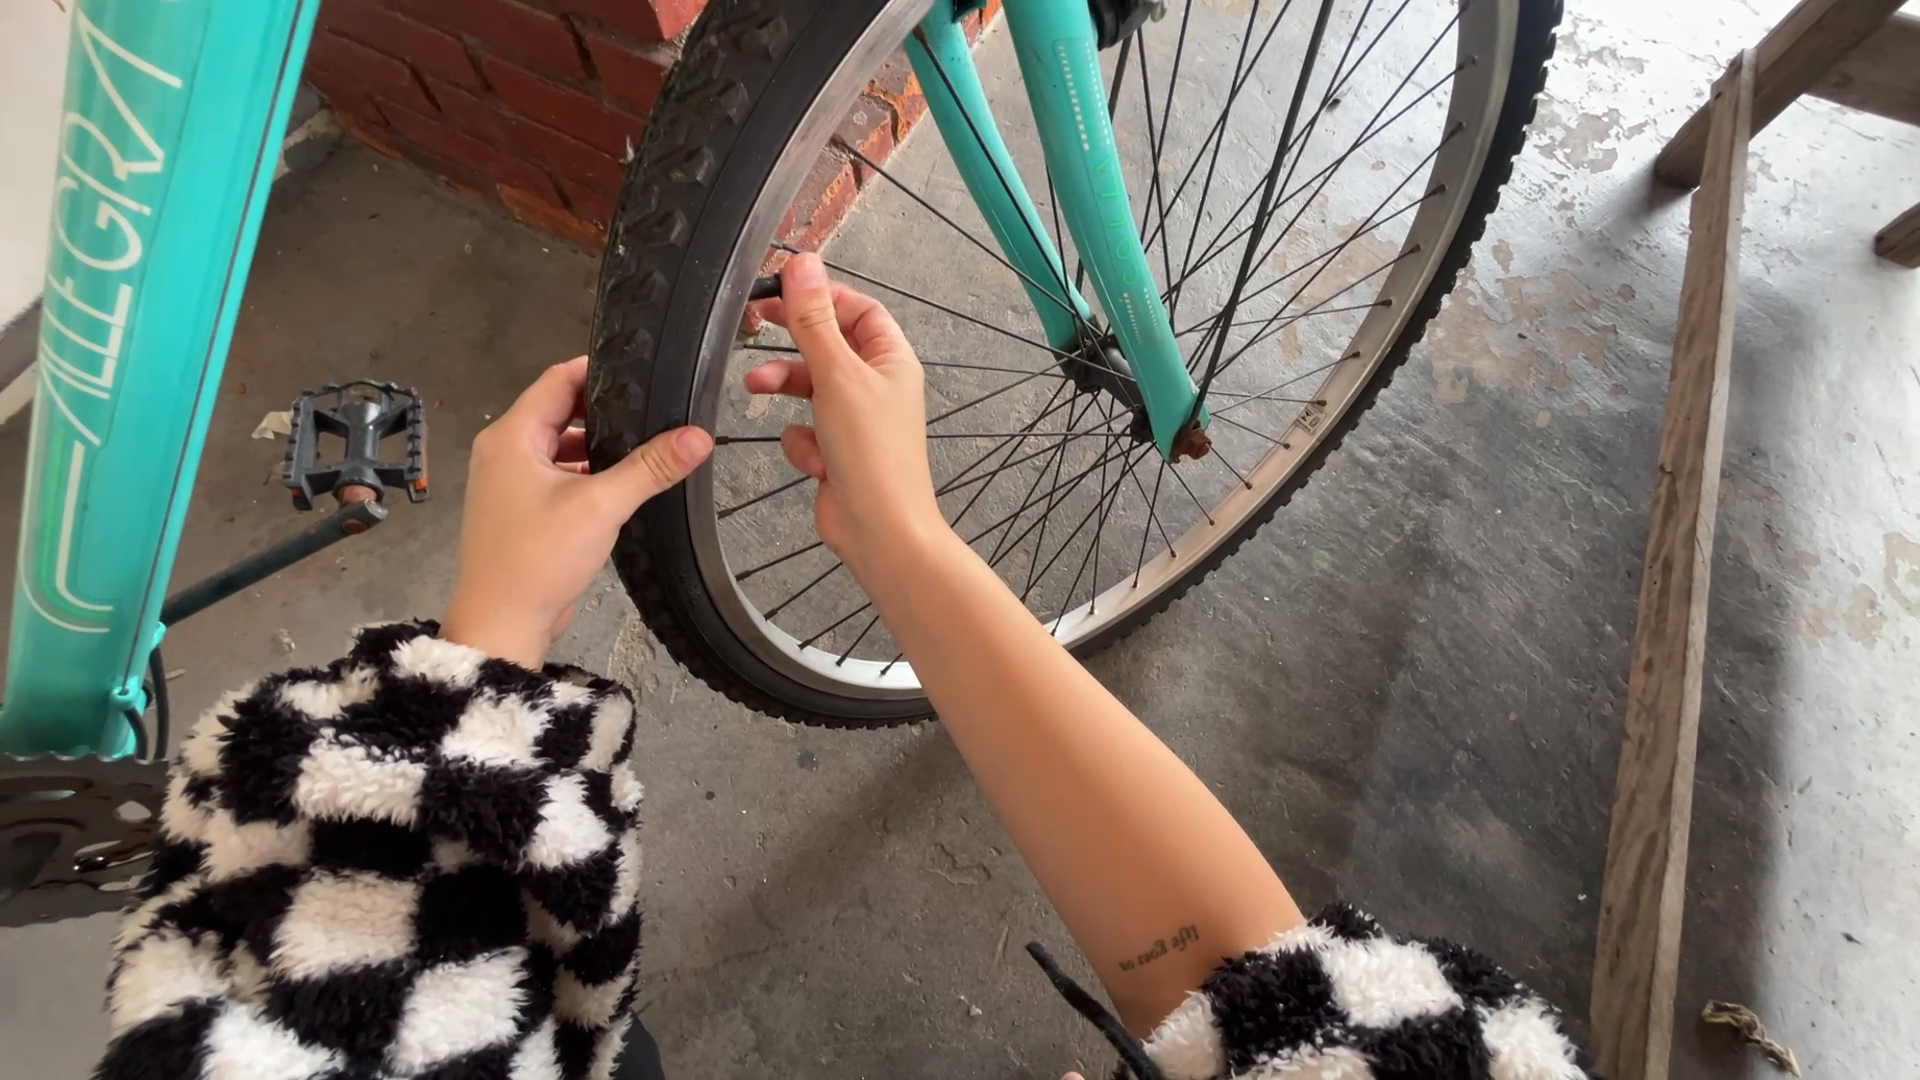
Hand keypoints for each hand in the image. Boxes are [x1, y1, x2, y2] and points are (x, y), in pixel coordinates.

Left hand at [441, 356, 711, 667]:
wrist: (504, 622)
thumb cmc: (542, 553)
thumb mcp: (602, 504)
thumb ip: (651, 466)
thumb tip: (700, 436)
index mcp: (512, 436)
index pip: (556, 381)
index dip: (596, 369)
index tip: (642, 365)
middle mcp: (506, 452)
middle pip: (561, 413)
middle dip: (607, 409)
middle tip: (657, 405)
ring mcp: (513, 483)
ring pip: (563, 447)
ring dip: (601, 445)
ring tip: (650, 442)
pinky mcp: (525, 511)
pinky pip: (562, 476)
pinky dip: (591, 472)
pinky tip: (627, 482)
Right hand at [744, 253, 947, 575]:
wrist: (879, 529)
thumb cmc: (872, 454)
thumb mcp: (838, 376)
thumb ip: (814, 321)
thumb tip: (803, 265)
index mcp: (891, 360)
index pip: (857, 310)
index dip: (820, 297)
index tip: (780, 290)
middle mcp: (877, 387)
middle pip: (828, 346)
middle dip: (792, 341)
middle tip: (753, 323)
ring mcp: (856, 421)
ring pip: (810, 388)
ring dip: (786, 389)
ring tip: (756, 388)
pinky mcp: (837, 452)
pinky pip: (805, 431)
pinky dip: (803, 445)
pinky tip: (817, 462)